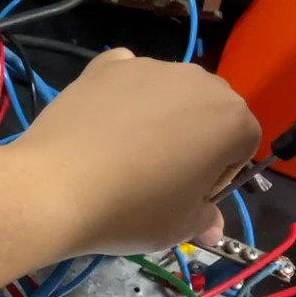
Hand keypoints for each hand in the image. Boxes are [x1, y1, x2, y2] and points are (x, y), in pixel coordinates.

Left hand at [11, 49, 258, 254]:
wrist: (53, 190)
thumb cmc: (126, 213)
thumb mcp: (173, 230)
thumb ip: (203, 220)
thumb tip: (212, 227)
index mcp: (232, 120)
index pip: (242, 146)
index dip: (216, 176)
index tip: (184, 198)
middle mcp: (200, 81)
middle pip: (207, 113)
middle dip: (190, 142)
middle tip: (150, 181)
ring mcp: (150, 68)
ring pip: (166, 94)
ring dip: (155, 119)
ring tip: (117, 158)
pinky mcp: (106, 66)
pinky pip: (124, 77)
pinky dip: (118, 97)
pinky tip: (99, 127)